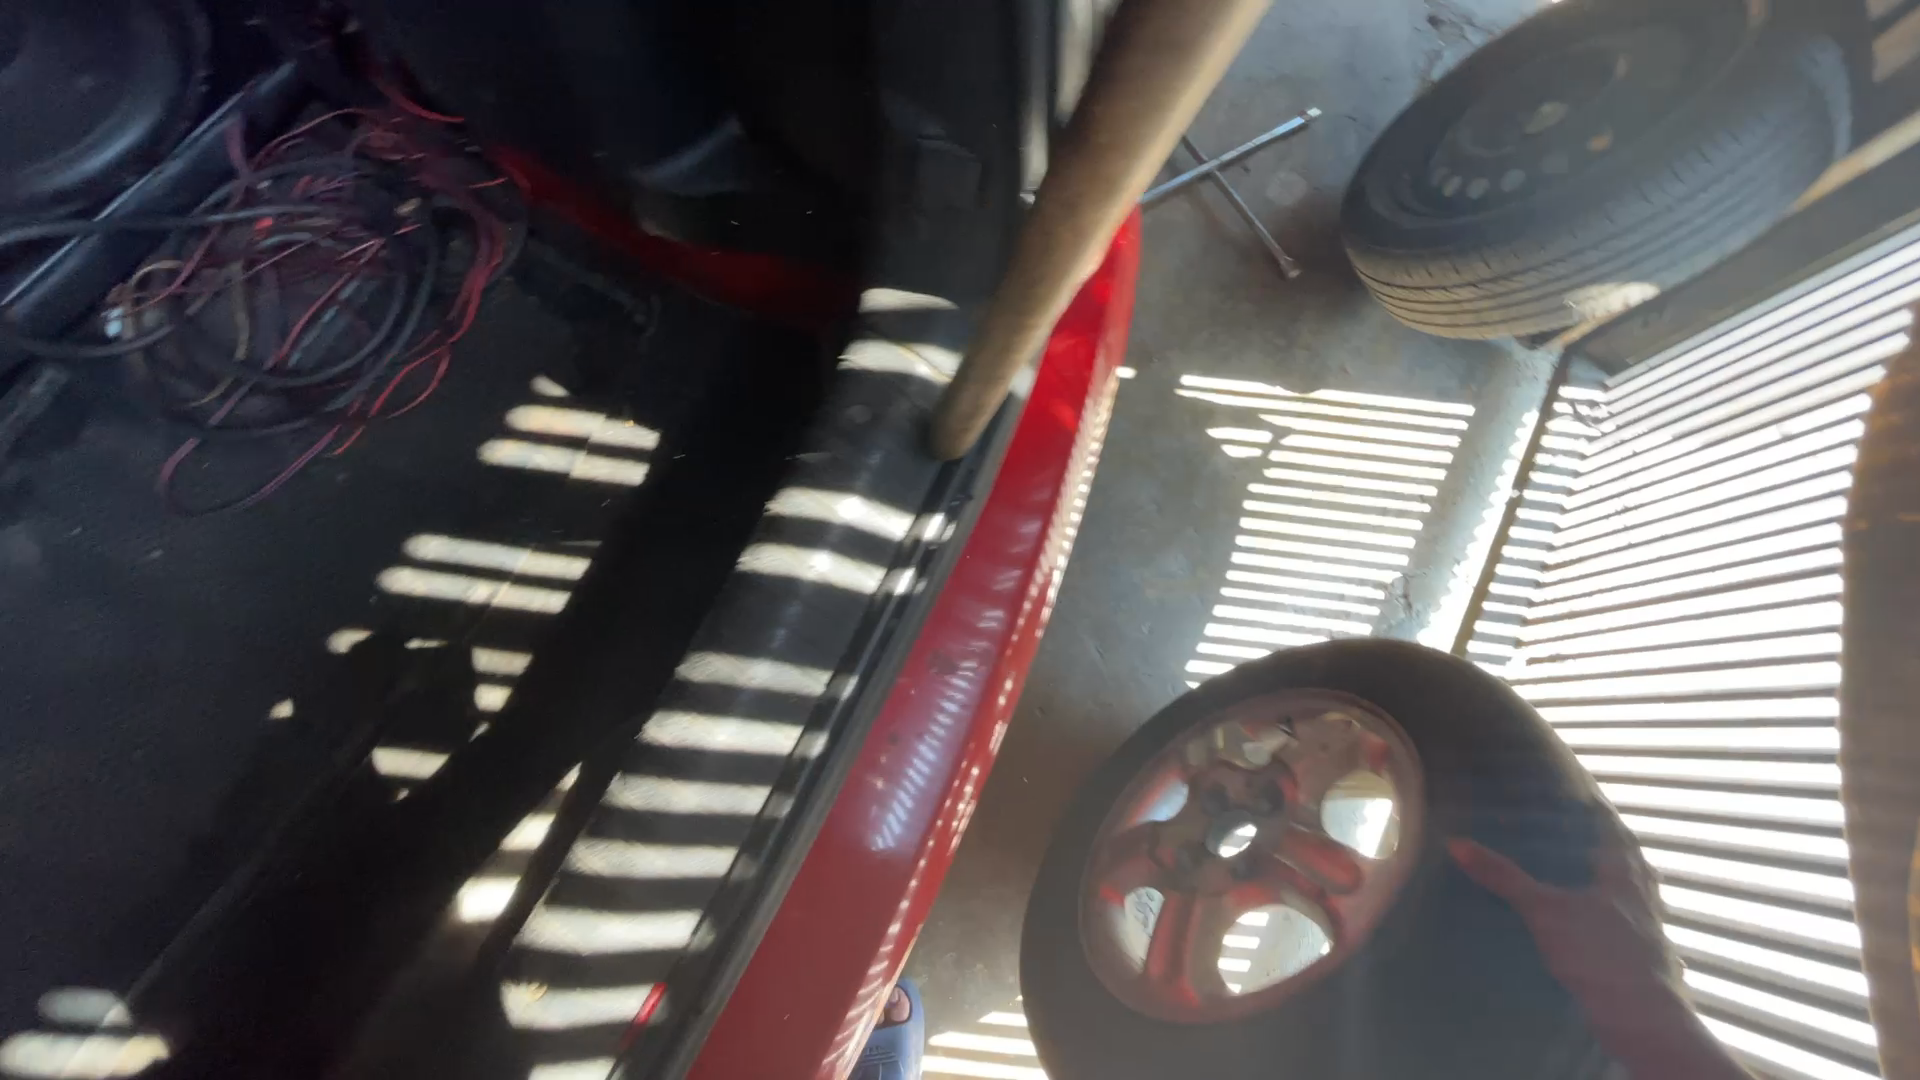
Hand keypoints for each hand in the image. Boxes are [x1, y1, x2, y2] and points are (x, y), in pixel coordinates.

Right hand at [1448, 837, 1748, 1079]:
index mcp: (1623, 884)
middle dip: (1622, 857)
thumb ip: (1502, 876)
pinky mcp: (1645, 967)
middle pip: (1638, 872)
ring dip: (1625, 892)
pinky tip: (1604, 932)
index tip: (1596, 803)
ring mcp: (1649, 938)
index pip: (1620, 842)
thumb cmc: (1598, 952)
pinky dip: (1619, 926)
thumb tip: (1456, 842)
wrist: (1641, 1019)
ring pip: (1640, 904)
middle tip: (1601, 842)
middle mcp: (1642, 906)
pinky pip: (1632, 934)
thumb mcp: (1542, 909)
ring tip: (1604, 885)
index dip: (1608, 822)